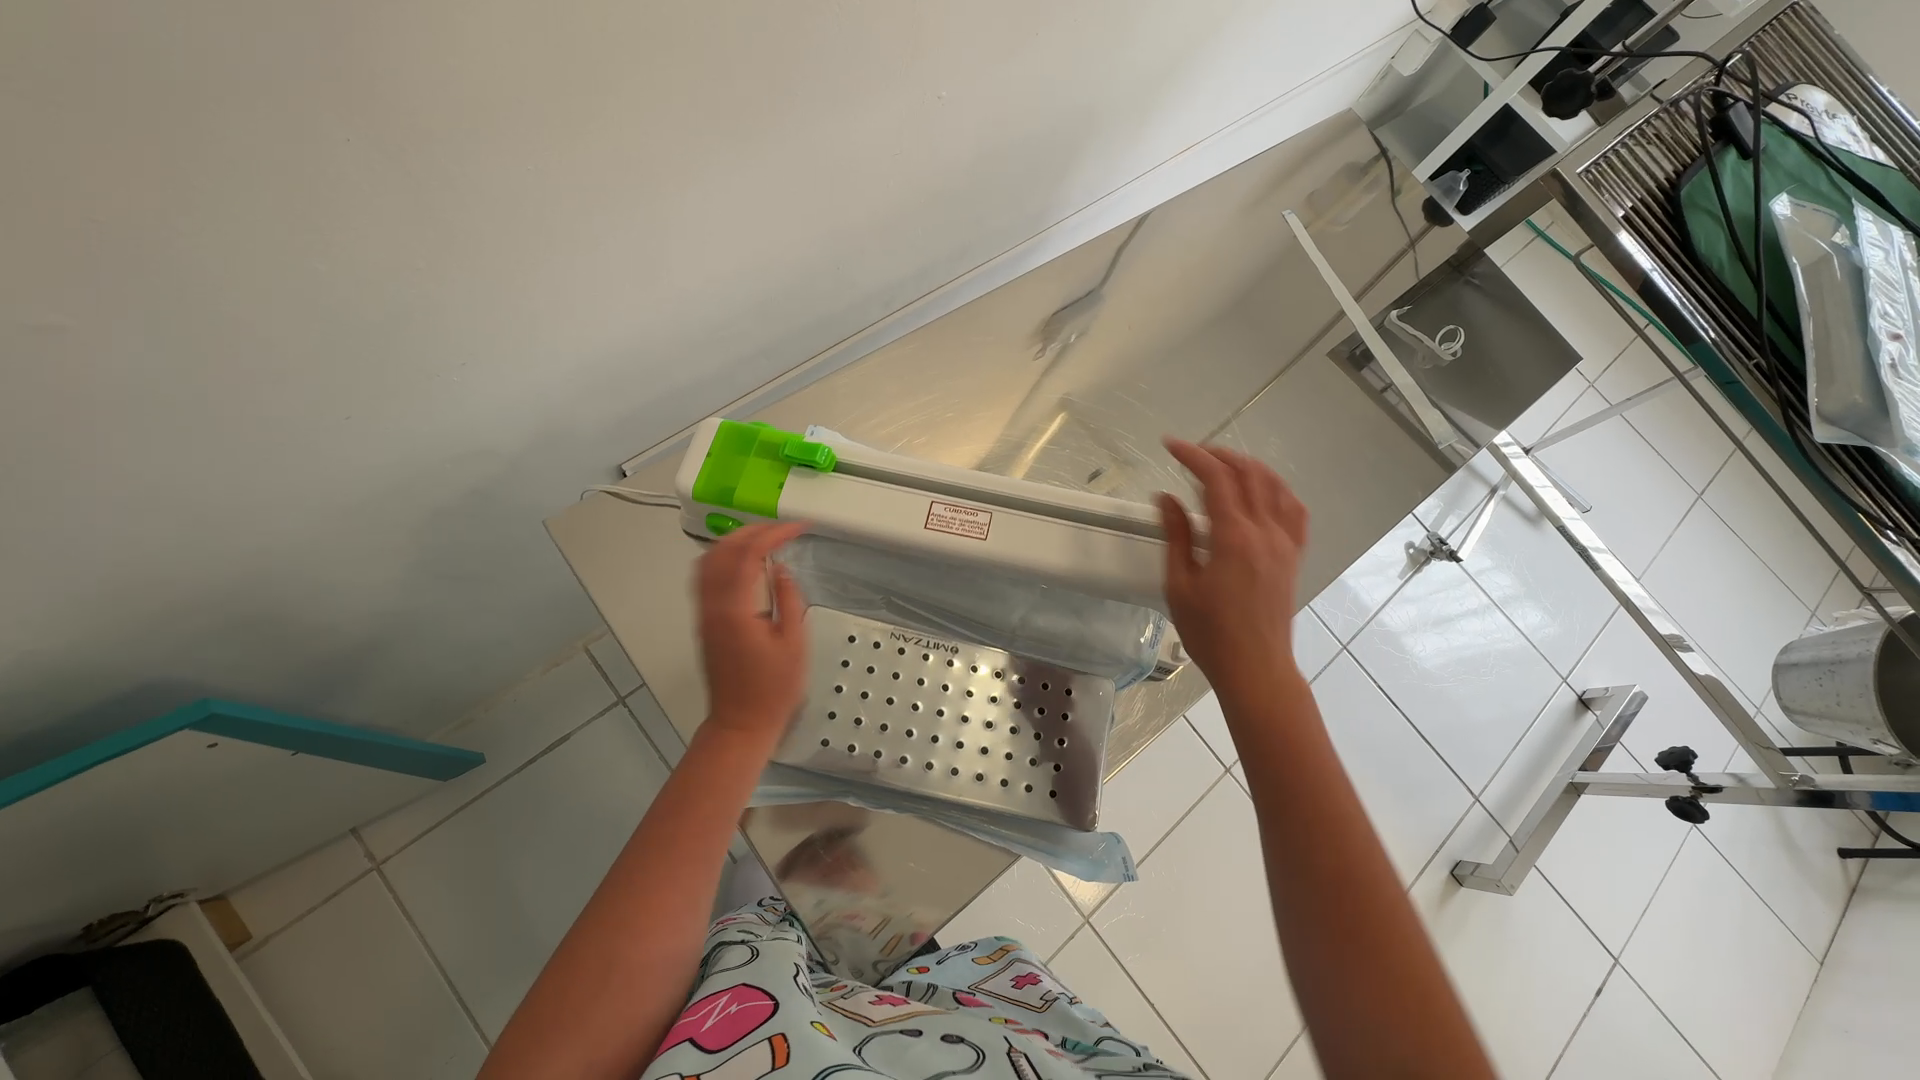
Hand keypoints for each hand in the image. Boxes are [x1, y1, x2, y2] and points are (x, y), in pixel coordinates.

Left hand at [695, 522, 809, 739]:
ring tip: (763, 539)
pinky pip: (705, 578)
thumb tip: (780, 569)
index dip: (773, 534)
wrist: (741, 723)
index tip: (799, 528)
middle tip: (782, 530)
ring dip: (733, 543)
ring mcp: (703, 614)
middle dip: (752, 532)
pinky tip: (745, 564)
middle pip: (721, 551)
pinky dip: (723, 559)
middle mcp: (712, 606)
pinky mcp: (704, 623)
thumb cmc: (774, 689)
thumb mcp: (794, 644)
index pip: (748, 555)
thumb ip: (788, 599)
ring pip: (707, 562)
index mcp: (735, 609)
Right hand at [1157, 439, 1309, 706]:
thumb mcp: (1180, 585)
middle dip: (1218, 455)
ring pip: (1274, 485)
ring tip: (1222, 465)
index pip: (1216, 478)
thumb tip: (1166, 498)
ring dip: (1248, 466)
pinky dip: (1277, 490)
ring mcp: (1285, 543)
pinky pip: (1294, 510)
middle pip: (1247, 473)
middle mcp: (1265, 532)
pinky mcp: (1294, 556)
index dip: (1192, 455)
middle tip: (1191, 454)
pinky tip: (1262, 491)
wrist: (1255, 668)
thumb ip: (1176, 536)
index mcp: (1233, 537)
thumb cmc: (1210, 633)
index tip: (1170, 446)